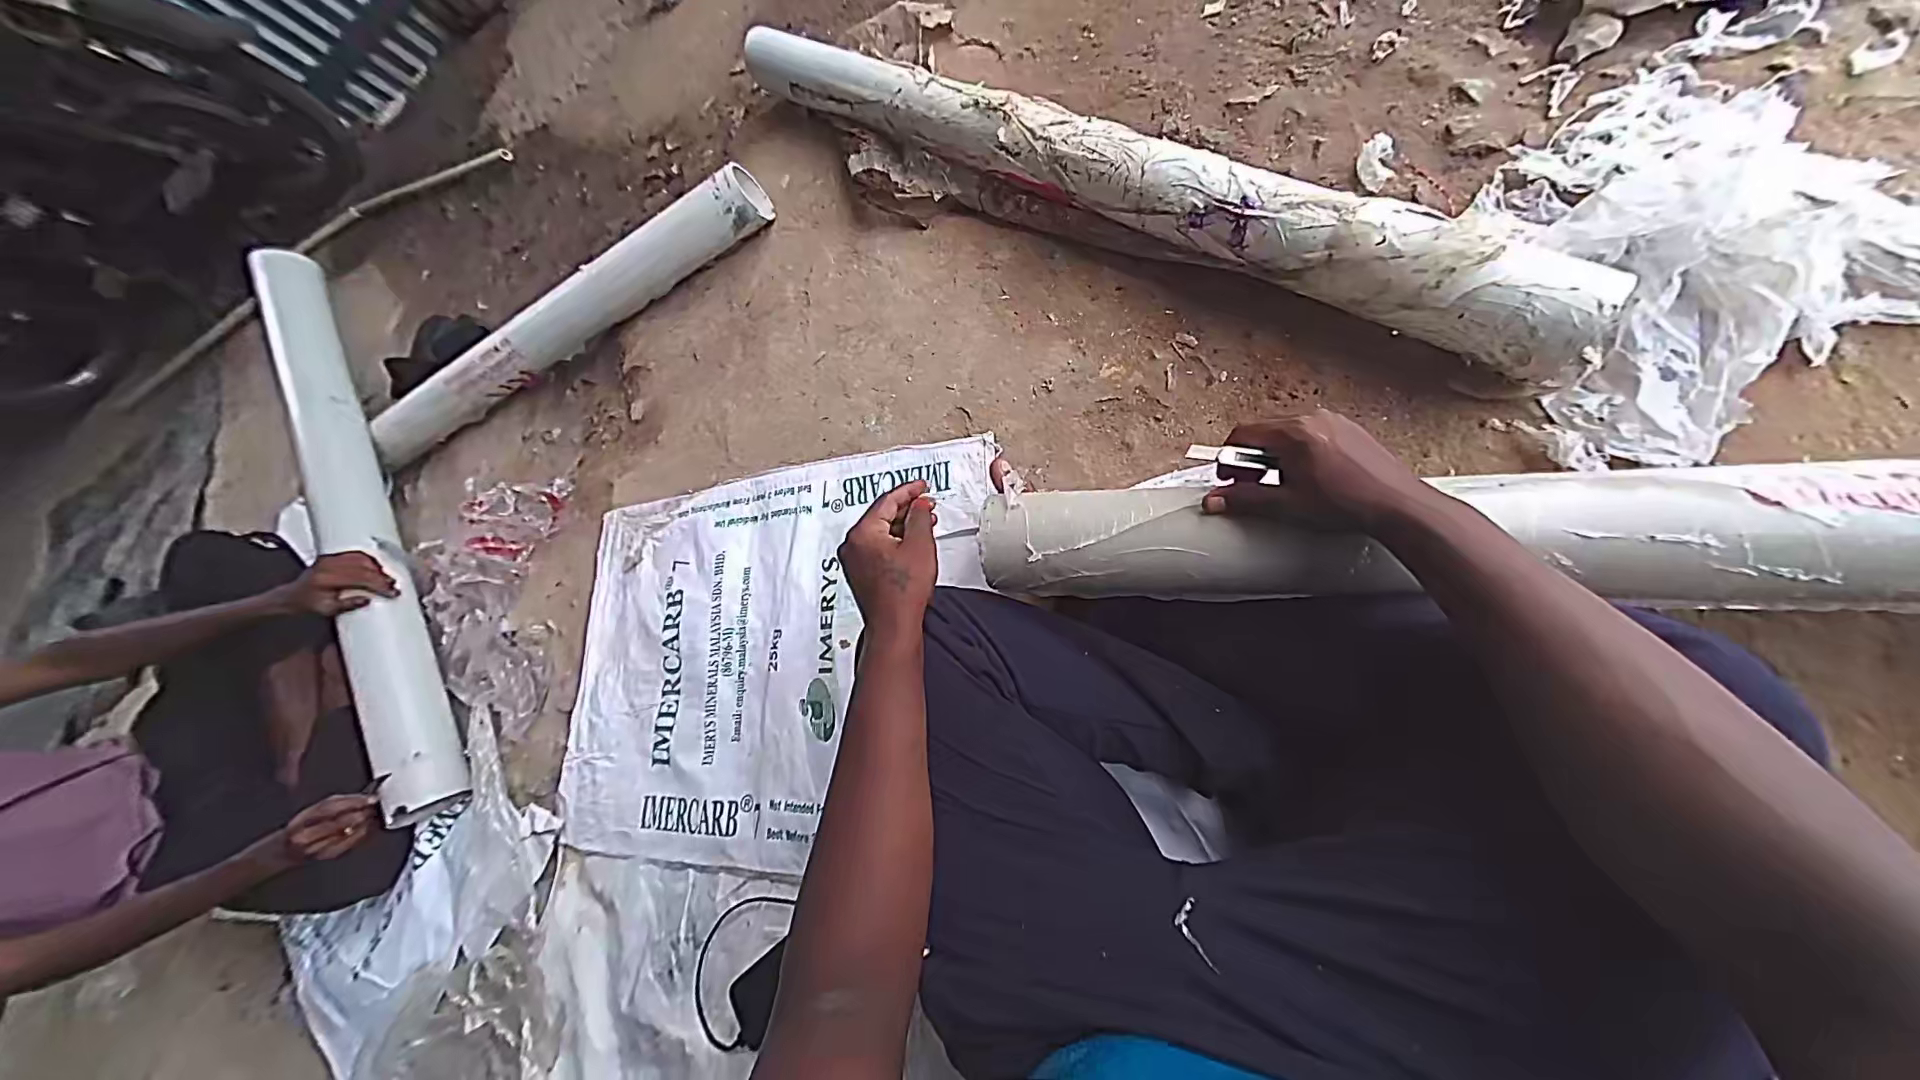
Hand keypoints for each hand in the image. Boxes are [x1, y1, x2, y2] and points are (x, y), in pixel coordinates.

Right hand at [251, 794, 380, 872]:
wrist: (284, 850)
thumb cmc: (302, 826)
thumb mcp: (314, 809)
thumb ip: (338, 802)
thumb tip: (365, 797)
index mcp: (302, 821)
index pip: (330, 809)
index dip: (354, 802)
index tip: (371, 798)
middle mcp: (305, 836)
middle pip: (340, 821)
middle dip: (361, 812)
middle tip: (375, 806)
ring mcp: (315, 848)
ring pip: (347, 833)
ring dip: (364, 822)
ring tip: (373, 814)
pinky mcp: (326, 856)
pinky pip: (349, 844)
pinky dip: (362, 833)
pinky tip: (368, 826)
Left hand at [276, 552, 398, 615]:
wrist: (289, 597)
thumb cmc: (307, 604)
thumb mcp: (326, 609)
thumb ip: (347, 605)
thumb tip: (367, 600)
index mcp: (327, 578)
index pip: (362, 578)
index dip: (380, 585)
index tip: (392, 592)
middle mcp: (329, 565)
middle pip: (365, 568)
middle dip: (382, 578)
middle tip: (393, 586)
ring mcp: (330, 559)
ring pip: (363, 559)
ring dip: (378, 568)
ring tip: (387, 578)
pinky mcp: (333, 557)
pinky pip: (356, 555)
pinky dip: (370, 560)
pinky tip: (376, 567)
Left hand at [839, 480, 937, 636]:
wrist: (895, 625)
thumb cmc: (903, 593)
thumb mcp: (920, 544)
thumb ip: (920, 516)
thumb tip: (919, 503)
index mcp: (862, 533)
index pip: (887, 501)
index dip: (909, 491)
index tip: (922, 486)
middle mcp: (853, 545)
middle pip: (882, 515)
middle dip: (907, 509)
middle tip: (926, 503)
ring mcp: (854, 560)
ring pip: (881, 532)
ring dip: (903, 526)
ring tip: (925, 523)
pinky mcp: (861, 572)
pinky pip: (878, 547)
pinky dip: (896, 541)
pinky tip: (912, 543)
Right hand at [1200, 410, 1437, 532]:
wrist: (1398, 506)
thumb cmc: (1346, 504)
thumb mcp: (1285, 505)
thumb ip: (1244, 499)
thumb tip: (1214, 500)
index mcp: (1294, 433)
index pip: (1243, 434)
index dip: (1229, 460)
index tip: (1229, 480)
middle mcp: (1313, 419)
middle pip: (1264, 433)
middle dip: (1251, 460)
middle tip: (1252, 486)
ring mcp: (1334, 422)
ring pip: (1287, 434)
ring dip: (1275, 457)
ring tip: (1284, 486)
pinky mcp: (1349, 430)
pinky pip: (1311, 436)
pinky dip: (1299, 454)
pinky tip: (1309, 479)